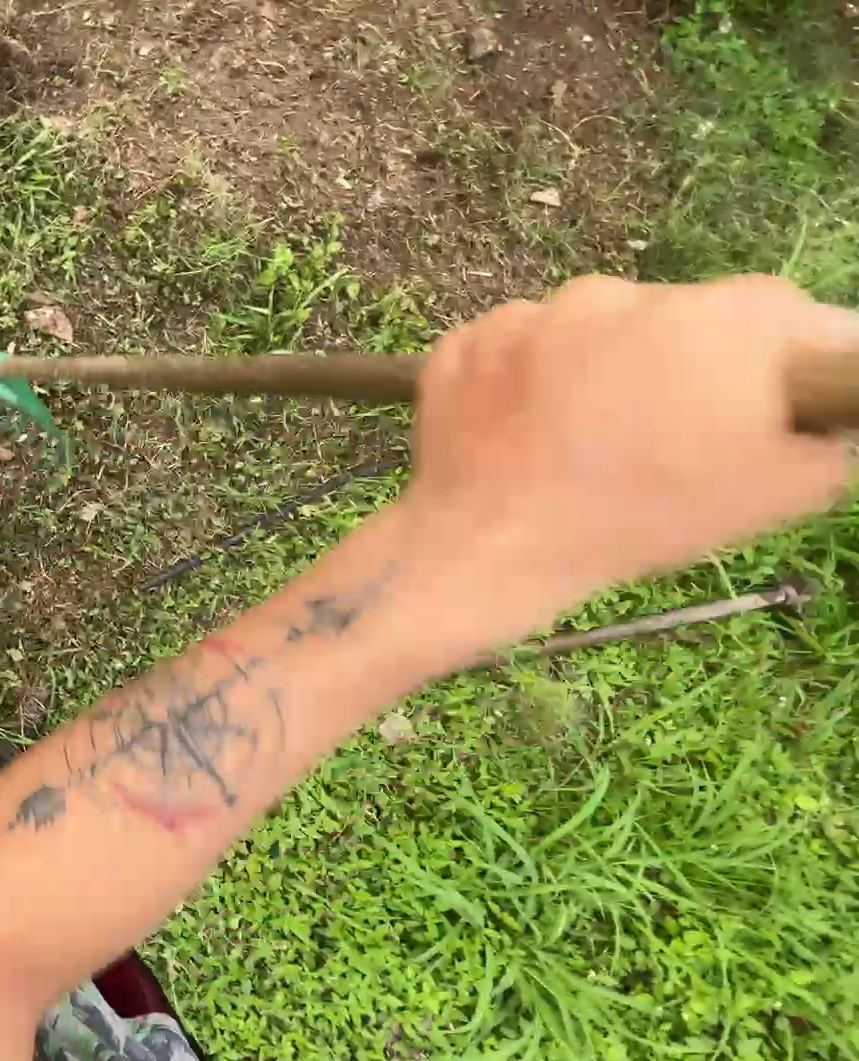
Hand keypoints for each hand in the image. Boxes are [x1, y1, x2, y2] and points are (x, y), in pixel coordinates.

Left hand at [406, 274, 854, 636]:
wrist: (489, 543)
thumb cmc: (638, 518)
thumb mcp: (787, 483)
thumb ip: (831, 422)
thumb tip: (825, 401)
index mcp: (715, 317)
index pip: (776, 313)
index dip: (769, 360)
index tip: (749, 400)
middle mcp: (612, 297)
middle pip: (666, 315)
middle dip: (667, 359)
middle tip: (644, 426)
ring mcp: (520, 319)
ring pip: (578, 328)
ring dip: (584, 363)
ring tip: (569, 431)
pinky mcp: (458, 344)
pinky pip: (507, 348)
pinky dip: (514, 376)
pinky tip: (513, 425)